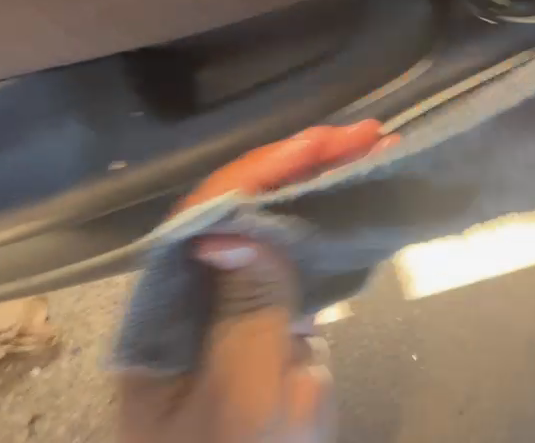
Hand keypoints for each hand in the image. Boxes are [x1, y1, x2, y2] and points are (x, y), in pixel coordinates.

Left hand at [119, 121, 389, 442]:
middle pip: (237, 213)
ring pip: (270, 225)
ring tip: (373, 148)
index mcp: (161, 323)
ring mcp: (233, 313)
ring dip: (319, 181)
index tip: (320, 143)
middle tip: (364, 135)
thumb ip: (247, 310)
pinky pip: (296, 253)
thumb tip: (233, 226)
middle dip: (298, 165)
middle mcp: (190, 305)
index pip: (200, 222)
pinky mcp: (272, 322)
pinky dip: (331, 215)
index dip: (258, 173)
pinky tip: (361, 192)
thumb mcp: (250, 399)